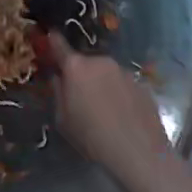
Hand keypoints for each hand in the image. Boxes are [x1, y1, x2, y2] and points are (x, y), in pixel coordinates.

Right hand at [46, 32, 183, 191]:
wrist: (140, 154)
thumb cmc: (92, 137)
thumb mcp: (63, 119)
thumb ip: (58, 92)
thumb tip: (59, 77)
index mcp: (76, 67)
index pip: (59, 44)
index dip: (52, 41)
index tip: (49, 37)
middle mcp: (100, 61)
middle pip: (85, 62)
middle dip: (81, 73)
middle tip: (80, 94)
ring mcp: (124, 71)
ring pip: (105, 72)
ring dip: (101, 83)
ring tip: (105, 108)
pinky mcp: (142, 85)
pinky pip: (123, 84)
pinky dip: (119, 93)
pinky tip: (122, 115)